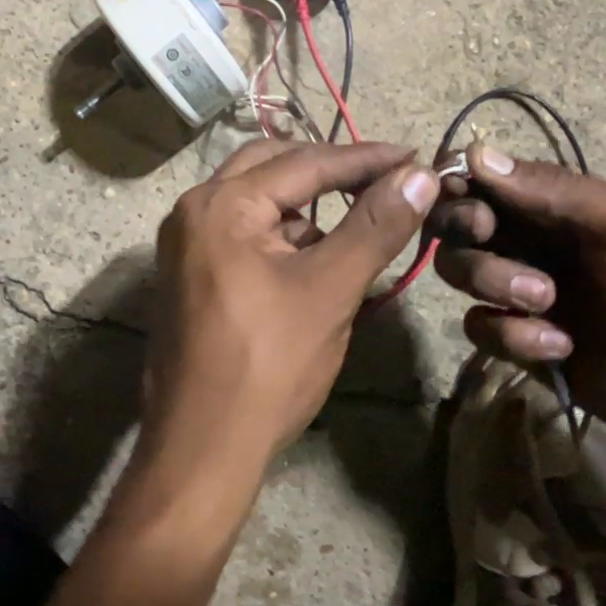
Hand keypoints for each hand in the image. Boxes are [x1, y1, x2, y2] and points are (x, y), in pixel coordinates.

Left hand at [147, 140, 435, 459]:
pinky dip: (284, 234)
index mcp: (220, 203)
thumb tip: (420, 175)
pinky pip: (244, 233)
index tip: (416, 156)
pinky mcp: (191, 273)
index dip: (365, 158)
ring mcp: (186, 243)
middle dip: (331, 171)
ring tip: (362, 216)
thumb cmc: (268, 366)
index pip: (305, 162)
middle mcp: (194, 209)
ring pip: (258, 201)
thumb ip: (374, 226)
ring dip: (307, 204)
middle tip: (387, 178)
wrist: (201, 448)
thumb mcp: (329, 290)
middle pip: (273, 167)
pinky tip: (320, 254)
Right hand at [429, 143, 605, 448]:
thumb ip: (558, 191)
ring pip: (460, 273)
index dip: (460, 185)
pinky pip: (481, 329)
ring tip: (546, 302)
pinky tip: (561, 347)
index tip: (465, 199)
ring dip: (493, 282)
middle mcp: (532, 242)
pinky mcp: (524, 344)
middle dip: (467, 233)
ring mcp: (525, 294)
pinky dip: (512, 336)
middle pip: (458, 225)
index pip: (485, 179)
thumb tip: (477, 154)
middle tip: (490, 239)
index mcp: (558, 205)